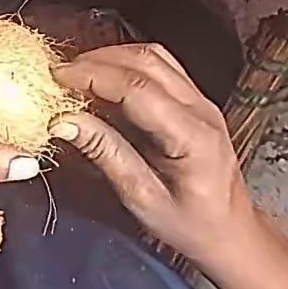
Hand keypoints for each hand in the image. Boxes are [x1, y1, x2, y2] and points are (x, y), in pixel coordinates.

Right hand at [51, 44, 279, 270]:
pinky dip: (125, 64)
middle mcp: (202, 109)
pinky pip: (159, 67)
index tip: (57, 77)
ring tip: (75, 74)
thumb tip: (64, 121)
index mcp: (193, 137)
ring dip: (110, 57)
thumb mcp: (141, 198)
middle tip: (58, 74)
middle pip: (146, 63)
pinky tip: (102, 78)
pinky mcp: (195, 99)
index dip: (93, 76)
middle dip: (96, 61)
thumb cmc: (190, 224)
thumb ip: (106, 154)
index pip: (138, 89)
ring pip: (153, 57)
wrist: (230, 231)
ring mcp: (201, 100)